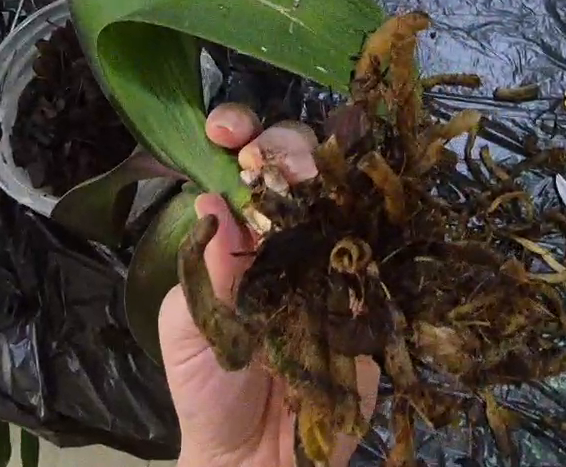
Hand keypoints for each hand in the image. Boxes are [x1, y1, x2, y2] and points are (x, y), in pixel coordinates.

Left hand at [158, 105, 378, 466]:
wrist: (261, 461)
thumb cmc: (211, 390)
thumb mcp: (191, 328)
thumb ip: (205, 270)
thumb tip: (211, 199)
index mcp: (237, 232)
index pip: (240, 166)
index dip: (238, 135)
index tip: (229, 131)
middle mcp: (286, 231)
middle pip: (296, 164)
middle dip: (287, 145)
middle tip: (277, 159)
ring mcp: (330, 256)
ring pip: (338, 190)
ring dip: (332, 169)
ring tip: (315, 177)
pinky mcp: (366, 292)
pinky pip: (373, 244)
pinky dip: (374, 215)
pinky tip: (370, 199)